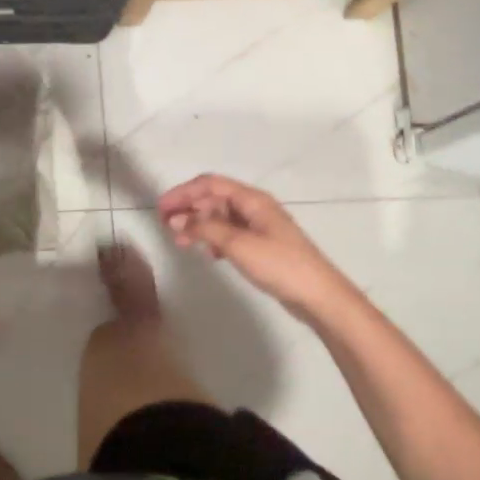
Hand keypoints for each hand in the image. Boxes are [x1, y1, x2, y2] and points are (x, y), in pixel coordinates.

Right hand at [158, 174, 358, 318]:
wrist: (318, 295)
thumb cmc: (280, 265)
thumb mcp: (238, 244)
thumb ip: (205, 229)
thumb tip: (175, 219)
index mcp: (252, 200)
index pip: (209, 184)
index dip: (182, 192)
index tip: (161, 209)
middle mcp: (255, 207)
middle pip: (213, 199)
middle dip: (188, 209)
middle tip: (165, 227)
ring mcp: (259, 226)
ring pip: (220, 217)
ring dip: (198, 225)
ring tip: (181, 243)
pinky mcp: (261, 245)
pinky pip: (229, 234)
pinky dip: (213, 239)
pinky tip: (208, 253)